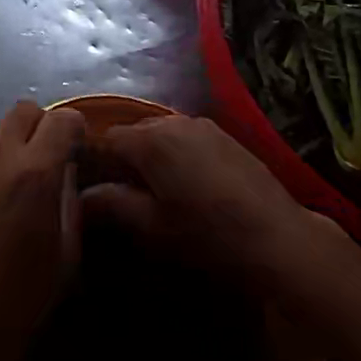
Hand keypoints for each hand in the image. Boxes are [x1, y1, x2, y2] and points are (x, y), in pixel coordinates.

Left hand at [0, 101, 85, 360]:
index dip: (76, 130)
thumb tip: (68, 171)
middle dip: (42, 127)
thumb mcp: (66, 254)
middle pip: (26, 109)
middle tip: (47, 159)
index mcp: (35, 171)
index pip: (63, 119)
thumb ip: (71, 200)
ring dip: (12, 142)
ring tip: (13, 179)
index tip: (78, 150)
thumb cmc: (17, 299)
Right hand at [81, 115, 358, 288]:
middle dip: (125, 160)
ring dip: (152, 157)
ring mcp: (202, 125)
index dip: (97, 163)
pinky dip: (177, 155)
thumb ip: (113, 205)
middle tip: (124, 196)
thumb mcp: (153, 226)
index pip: (107, 139)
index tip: (96, 190)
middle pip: (134, 133)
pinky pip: (186, 138)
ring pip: (161, 135)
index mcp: (150, 140)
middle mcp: (174, 122)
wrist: (279, 238)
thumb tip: (82, 197)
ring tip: (156, 193)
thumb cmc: (208, 234)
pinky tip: (187, 186)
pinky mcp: (224, 135)